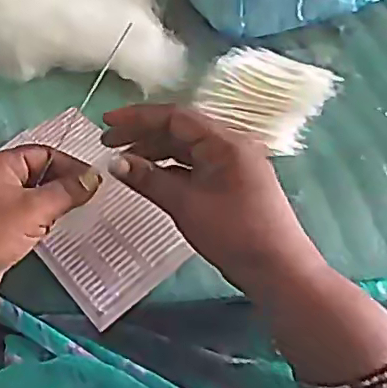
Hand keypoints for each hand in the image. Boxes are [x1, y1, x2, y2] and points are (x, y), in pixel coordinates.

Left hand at [0, 146, 101, 292]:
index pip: (44, 153)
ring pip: (35, 195)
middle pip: (40, 172)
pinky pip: (28, 213)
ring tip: (80, 213)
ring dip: (55, 203)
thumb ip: (65, 192)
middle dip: (64, 184)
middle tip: (93, 199)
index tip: (96, 181)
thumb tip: (94, 177)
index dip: (70, 164)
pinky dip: (43, 219)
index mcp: (1, 163)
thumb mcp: (33, 209)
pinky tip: (58, 228)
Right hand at [101, 104, 324, 292]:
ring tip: (122, 161)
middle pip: (178, 130)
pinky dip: (167, 167)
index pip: (174, 117)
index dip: (137, 117)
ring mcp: (231, 165)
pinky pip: (192, 165)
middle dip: (141, 133)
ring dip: (152, 150)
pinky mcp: (230, 182)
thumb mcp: (185, 204)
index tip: (107, 122)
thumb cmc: (234, 232)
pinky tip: (147, 176)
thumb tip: (115, 162)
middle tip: (107, 142)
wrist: (279, 271)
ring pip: (184, 148)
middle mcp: (229, 147)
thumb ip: (148, 179)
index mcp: (224, 143)